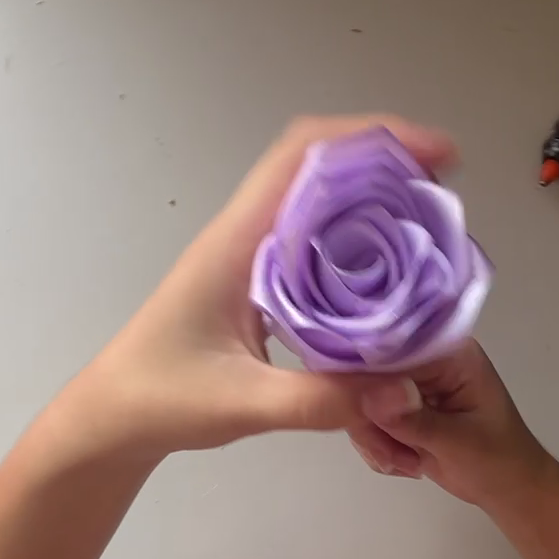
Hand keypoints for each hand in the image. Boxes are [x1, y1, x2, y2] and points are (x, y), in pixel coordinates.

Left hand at [58, 115, 459, 458]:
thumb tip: (402, 389)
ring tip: (428, 238)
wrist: (116, 418)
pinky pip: (315, 251)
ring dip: (374, 209)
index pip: (304, 156)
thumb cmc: (162, 400)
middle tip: (443, 205)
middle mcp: (246, 239)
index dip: (373, 140)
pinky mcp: (257, 289)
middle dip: (387, 173)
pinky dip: (357, 252)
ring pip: (320, 211)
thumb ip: (320, 401)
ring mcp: (250, 261)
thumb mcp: (243, 404)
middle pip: (321, 172)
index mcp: (237, 243)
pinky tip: (387, 285)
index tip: (434, 157)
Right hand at [349, 341, 557, 509]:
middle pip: (367, 377)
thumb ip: (413, 420)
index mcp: (447, 353)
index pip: (390, 349)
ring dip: (377, 441)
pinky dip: (379, 449)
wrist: (505, 488)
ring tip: (409, 465)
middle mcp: (424, 360)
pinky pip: (366, 422)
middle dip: (372, 424)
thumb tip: (369, 397)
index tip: (362, 418)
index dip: (365, 378)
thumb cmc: (497, 460)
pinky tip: (407, 464)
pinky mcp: (398, 408)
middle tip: (393, 459)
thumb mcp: (458, 442)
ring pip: (361, 403)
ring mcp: (409, 384)